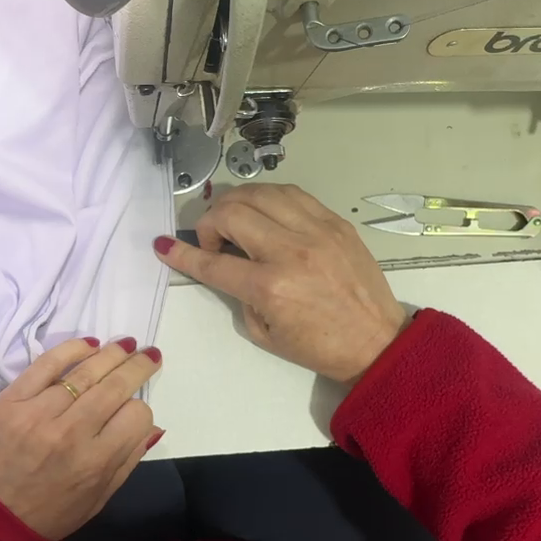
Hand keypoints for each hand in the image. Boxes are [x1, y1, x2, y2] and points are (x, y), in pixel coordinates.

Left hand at [0, 337, 163, 539]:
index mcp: (95, 463)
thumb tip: (151, 427)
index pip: (136, 416)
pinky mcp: (11, 400)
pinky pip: (46, 365)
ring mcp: (38, 413)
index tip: (134, 413)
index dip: (141, 411)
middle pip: (115, 386)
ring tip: (126, 345)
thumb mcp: (96, 500)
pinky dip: (70, 350)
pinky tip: (89, 344)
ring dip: (111, 354)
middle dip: (138, 367)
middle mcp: (71, 433)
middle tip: (150, 355)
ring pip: (85, 372)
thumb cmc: (47, 513)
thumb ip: (127, 462)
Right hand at [154, 183, 407, 382]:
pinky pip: (292, 193)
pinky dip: (268, 197)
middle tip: (214, 242)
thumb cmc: (317, 347)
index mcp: (270, 288)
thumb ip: (239, 295)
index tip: (164, 246)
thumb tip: (227, 264)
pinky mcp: (335, 221)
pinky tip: (263, 210)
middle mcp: (290, 251)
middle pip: (232, 213)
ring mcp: (316, 231)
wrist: (375, 340)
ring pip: (260, 193)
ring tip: (235, 220)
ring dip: (236, 202)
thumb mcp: (264, 333)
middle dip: (210, 223)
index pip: (213, 262)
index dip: (183, 253)